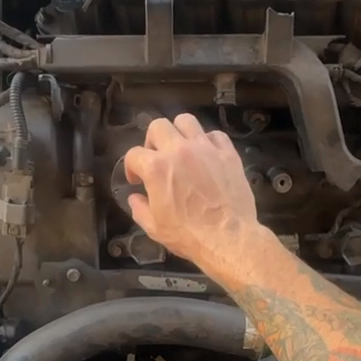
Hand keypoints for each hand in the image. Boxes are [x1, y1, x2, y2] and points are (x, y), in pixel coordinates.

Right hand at [121, 114, 265, 271]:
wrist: (228, 238)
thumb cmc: (188, 236)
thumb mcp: (155, 228)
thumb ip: (140, 209)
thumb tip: (135, 198)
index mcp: (156, 168)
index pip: (134, 154)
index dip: (131, 167)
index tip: (137, 180)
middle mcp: (179, 150)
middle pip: (158, 126)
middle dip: (152, 142)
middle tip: (157, 159)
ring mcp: (205, 148)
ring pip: (186, 121)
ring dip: (179, 132)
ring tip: (181, 149)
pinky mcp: (227, 153)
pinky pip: (215, 134)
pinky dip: (207, 141)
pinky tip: (206, 155)